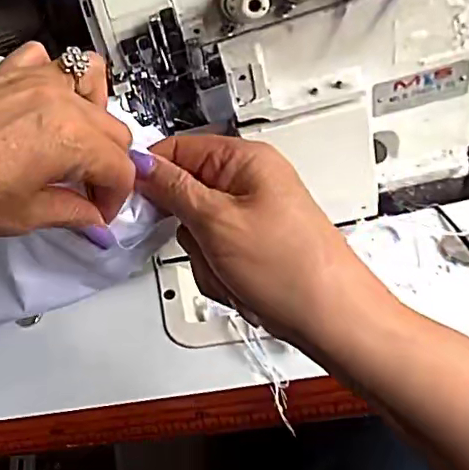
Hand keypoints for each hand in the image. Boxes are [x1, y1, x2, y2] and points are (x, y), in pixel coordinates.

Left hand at [0, 42, 138, 275]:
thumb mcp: (24, 215)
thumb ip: (72, 212)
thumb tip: (91, 216)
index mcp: (68, 134)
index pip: (120, 166)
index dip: (115, 198)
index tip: (100, 212)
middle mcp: (56, 98)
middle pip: (113, 128)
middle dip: (108, 164)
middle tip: (87, 193)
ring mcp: (30, 79)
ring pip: (92, 83)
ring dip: (95, 116)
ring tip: (75, 147)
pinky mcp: (3, 74)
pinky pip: (48, 62)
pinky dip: (58, 80)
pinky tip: (44, 110)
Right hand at [135, 135, 398, 353]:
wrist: (333, 321)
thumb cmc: (296, 269)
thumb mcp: (218, 223)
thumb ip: (173, 189)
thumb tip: (142, 166)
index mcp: (247, 160)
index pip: (178, 148)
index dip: (152, 173)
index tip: (135, 197)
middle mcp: (250, 183)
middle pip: (184, 194)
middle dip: (188, 229)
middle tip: (207, 244)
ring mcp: (251, 217)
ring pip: (195, 231)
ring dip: (205, 258)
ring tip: (232, 269)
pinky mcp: (252, 246)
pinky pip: (213, 254)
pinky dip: (219, 273)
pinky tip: (240, 283)